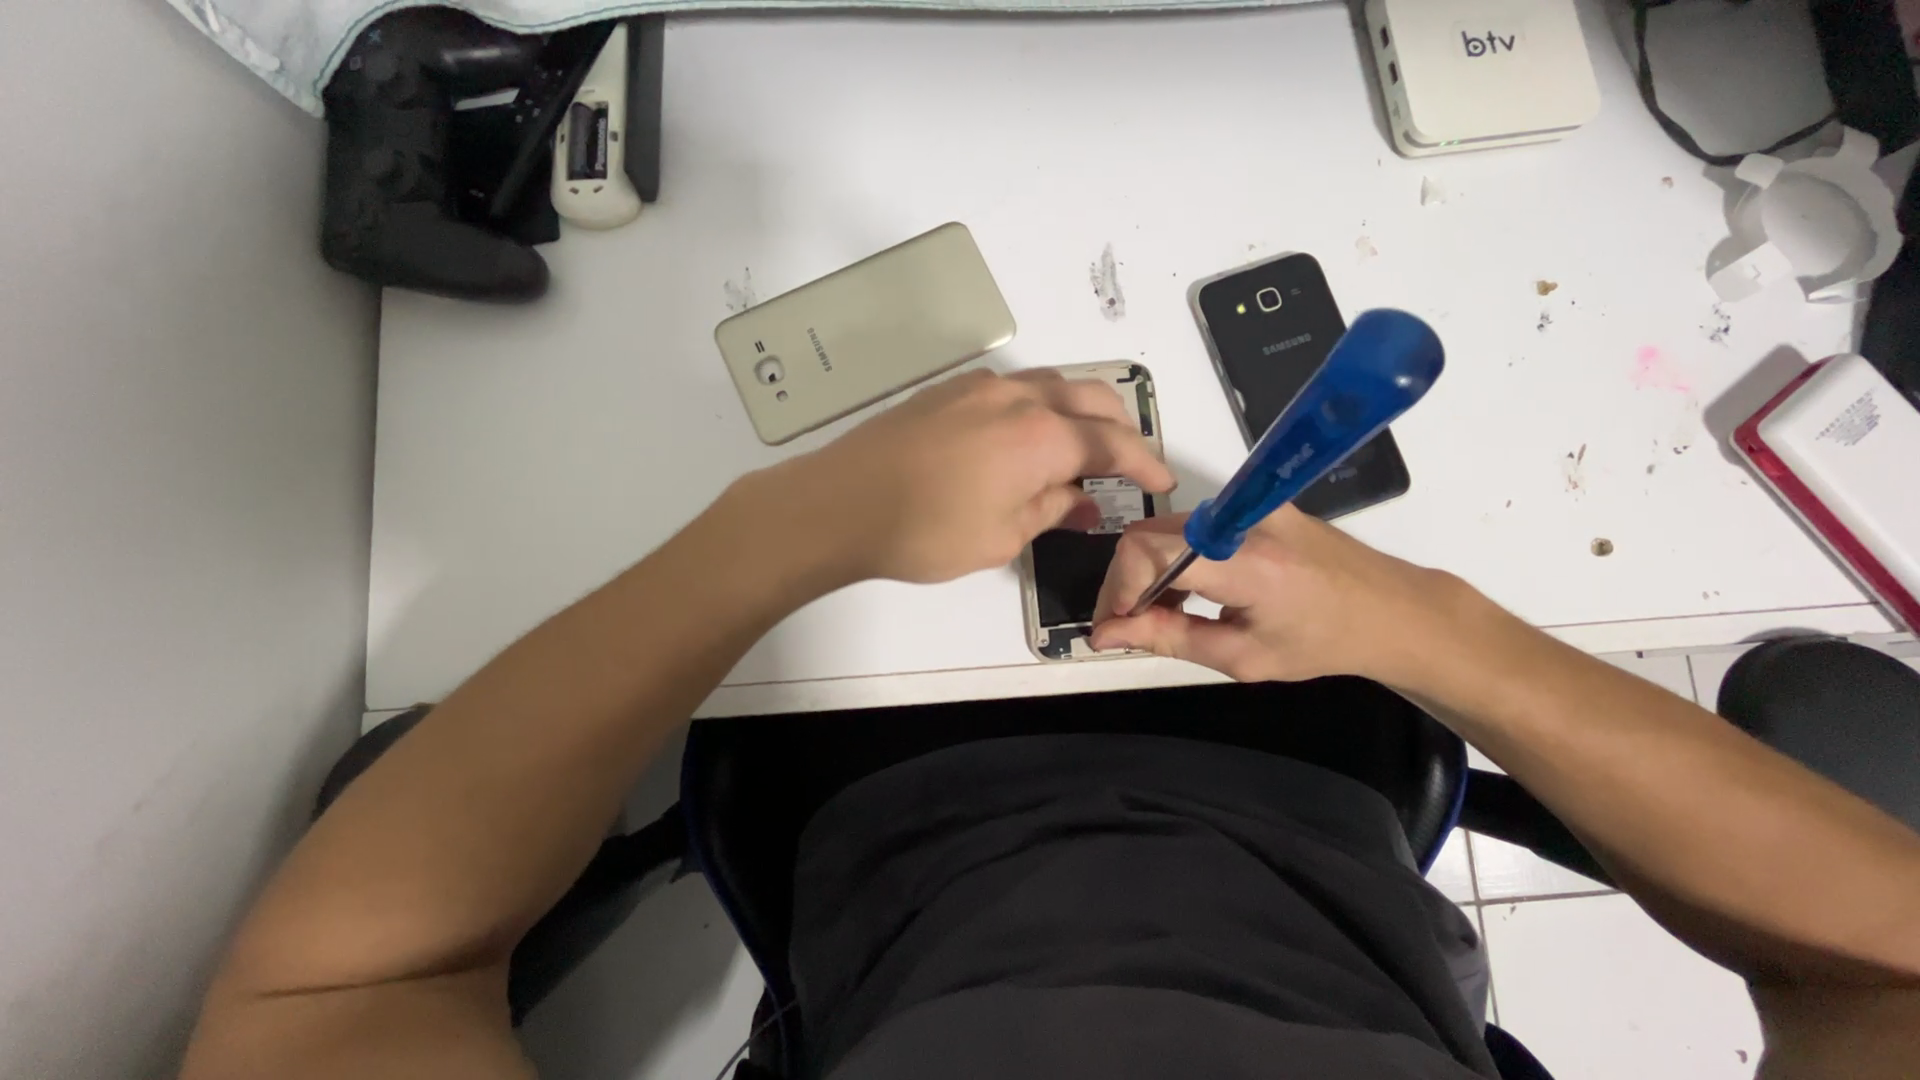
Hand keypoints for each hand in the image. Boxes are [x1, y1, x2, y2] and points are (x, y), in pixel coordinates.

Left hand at [776, 368, 1176, 583]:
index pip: (1114, 445)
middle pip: (1092, 400)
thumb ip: (1053, 510)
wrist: (839, 503)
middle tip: (1128, 465)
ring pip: (1054, 385)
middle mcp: (1020, 397)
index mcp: (1043, 436)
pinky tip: (1030, 437)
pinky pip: (1016, 388)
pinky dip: (1041, 407)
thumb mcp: (1002, 537)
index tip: (1162, 482)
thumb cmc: (926, 531)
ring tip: (1084, 449)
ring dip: (1081, 412)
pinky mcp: (950, 390)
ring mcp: (981, 387)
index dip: (1145, 465)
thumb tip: (1084, 500)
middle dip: (1121, 430)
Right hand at [1088, 506, 1461, 685]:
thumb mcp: (1243, 657)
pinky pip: (1190, 526)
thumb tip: (1106, 633)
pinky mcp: (1252, 503)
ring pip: (1165, 529)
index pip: (1150, 551)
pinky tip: (1184, 593)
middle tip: (1127, 627)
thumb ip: (1169, 638)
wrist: (1390, 608)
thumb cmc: (1323, 643)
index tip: (1113, 626)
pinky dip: (1173, 559)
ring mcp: (1247, 505)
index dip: (1118, 587)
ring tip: (1157, 616)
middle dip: (1125, 583)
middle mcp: (1242, 519)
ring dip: (1148, 572)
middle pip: (1148, 536)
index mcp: (1246, 562)